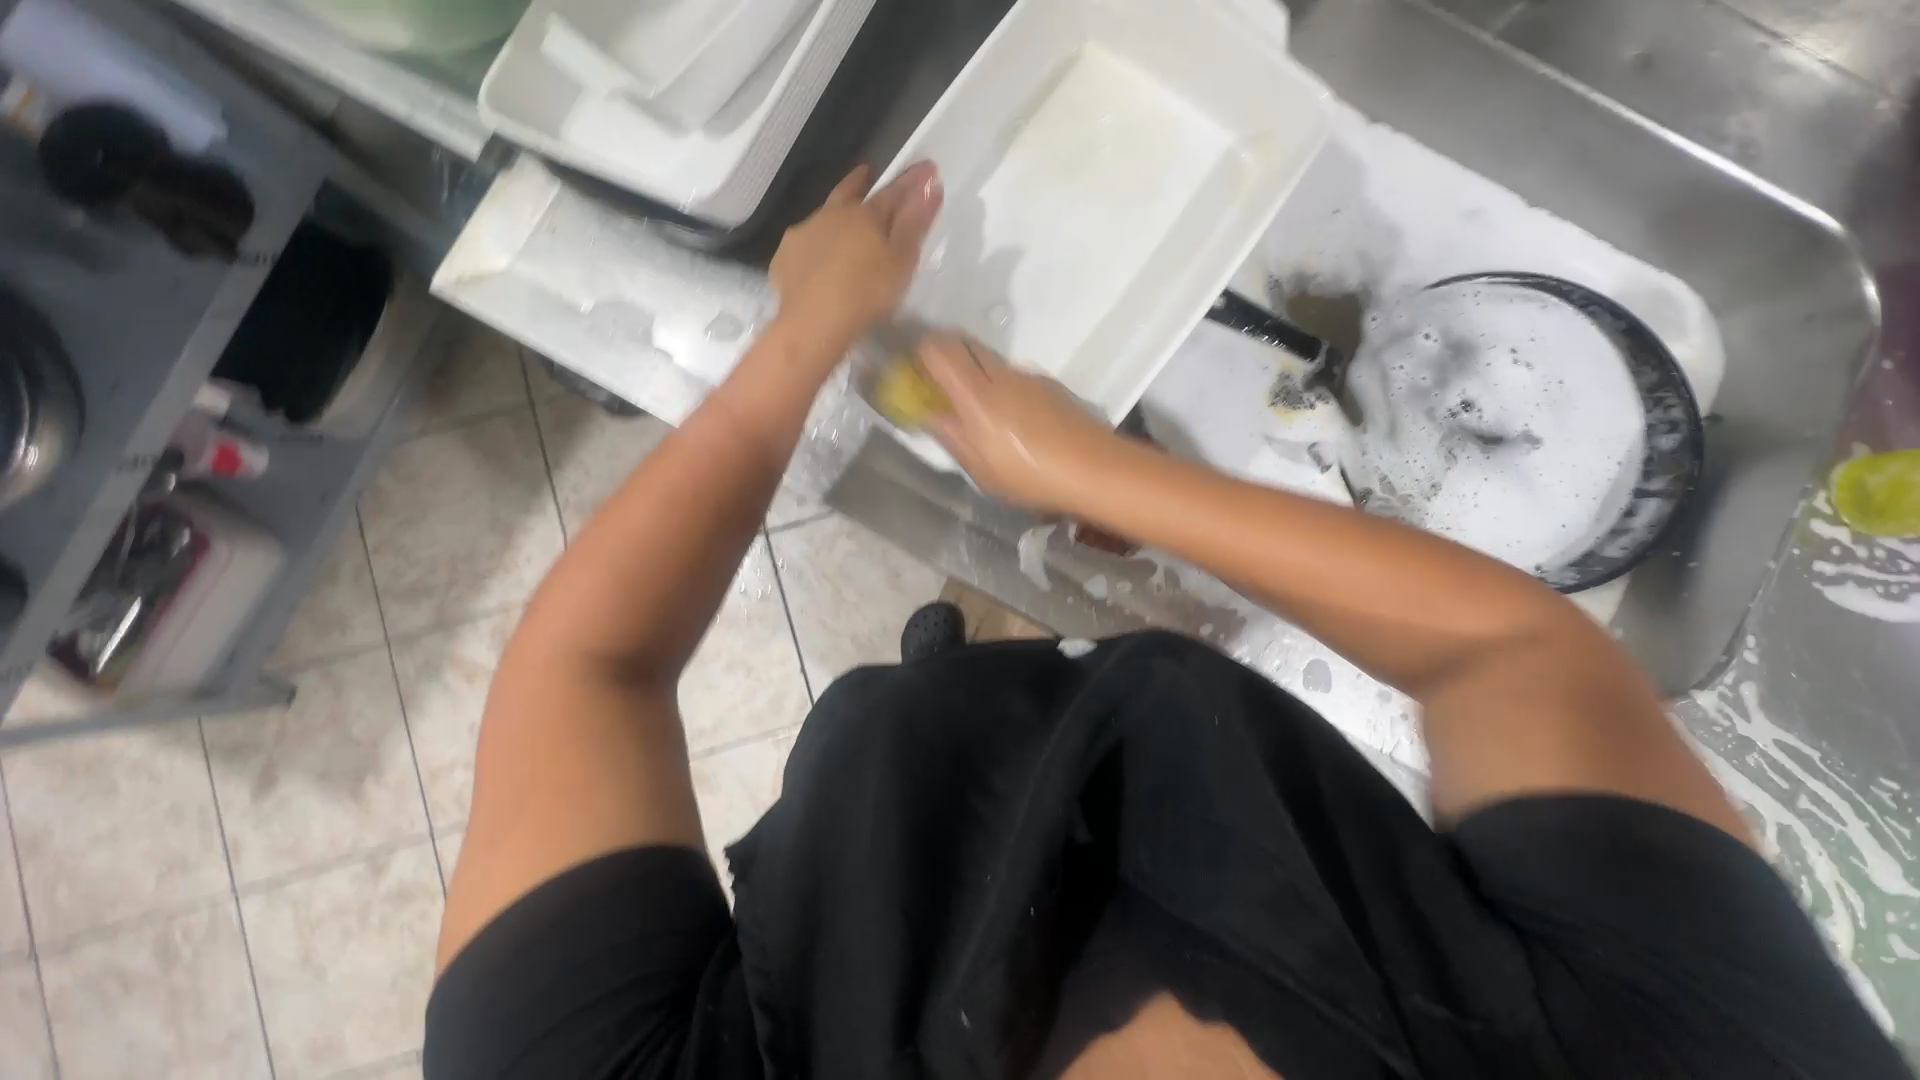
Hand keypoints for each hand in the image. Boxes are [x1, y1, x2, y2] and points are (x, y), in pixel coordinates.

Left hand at [769, 162, 942, 354]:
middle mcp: (832, 214)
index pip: (894, 191)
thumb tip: (930, 186)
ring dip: (834, 213)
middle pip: (849, 190)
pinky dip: (813, 244)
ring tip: (840, 221)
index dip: (912, 181)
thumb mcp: (901, 262)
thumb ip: (915, 223)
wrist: (814, 323)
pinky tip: (815, 258)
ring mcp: (804, 232)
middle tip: (867, 173)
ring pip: (823, 215)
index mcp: (865, 215)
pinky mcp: (785, 255)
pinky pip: (803, 242)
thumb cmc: (867, 293)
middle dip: (860, 180)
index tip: (927, 169)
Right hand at [917, 334, 1119, 511]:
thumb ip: (951, 436)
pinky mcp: (1049, 386)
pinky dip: (1002, 389)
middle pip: (963, 345)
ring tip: (979, 414)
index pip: (938, 349)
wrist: (1095, 469)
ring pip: (990, 362)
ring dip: (975, 376)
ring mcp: (1028, 376)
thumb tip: (930, 413)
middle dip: (945, 358)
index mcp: (977, 396)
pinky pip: (1014, 377)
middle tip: (938, 387)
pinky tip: (1013, 423)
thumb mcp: (981, 468)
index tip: (913, 371)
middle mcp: (1001, 375)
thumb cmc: (1030, 476)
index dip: (920, 353)